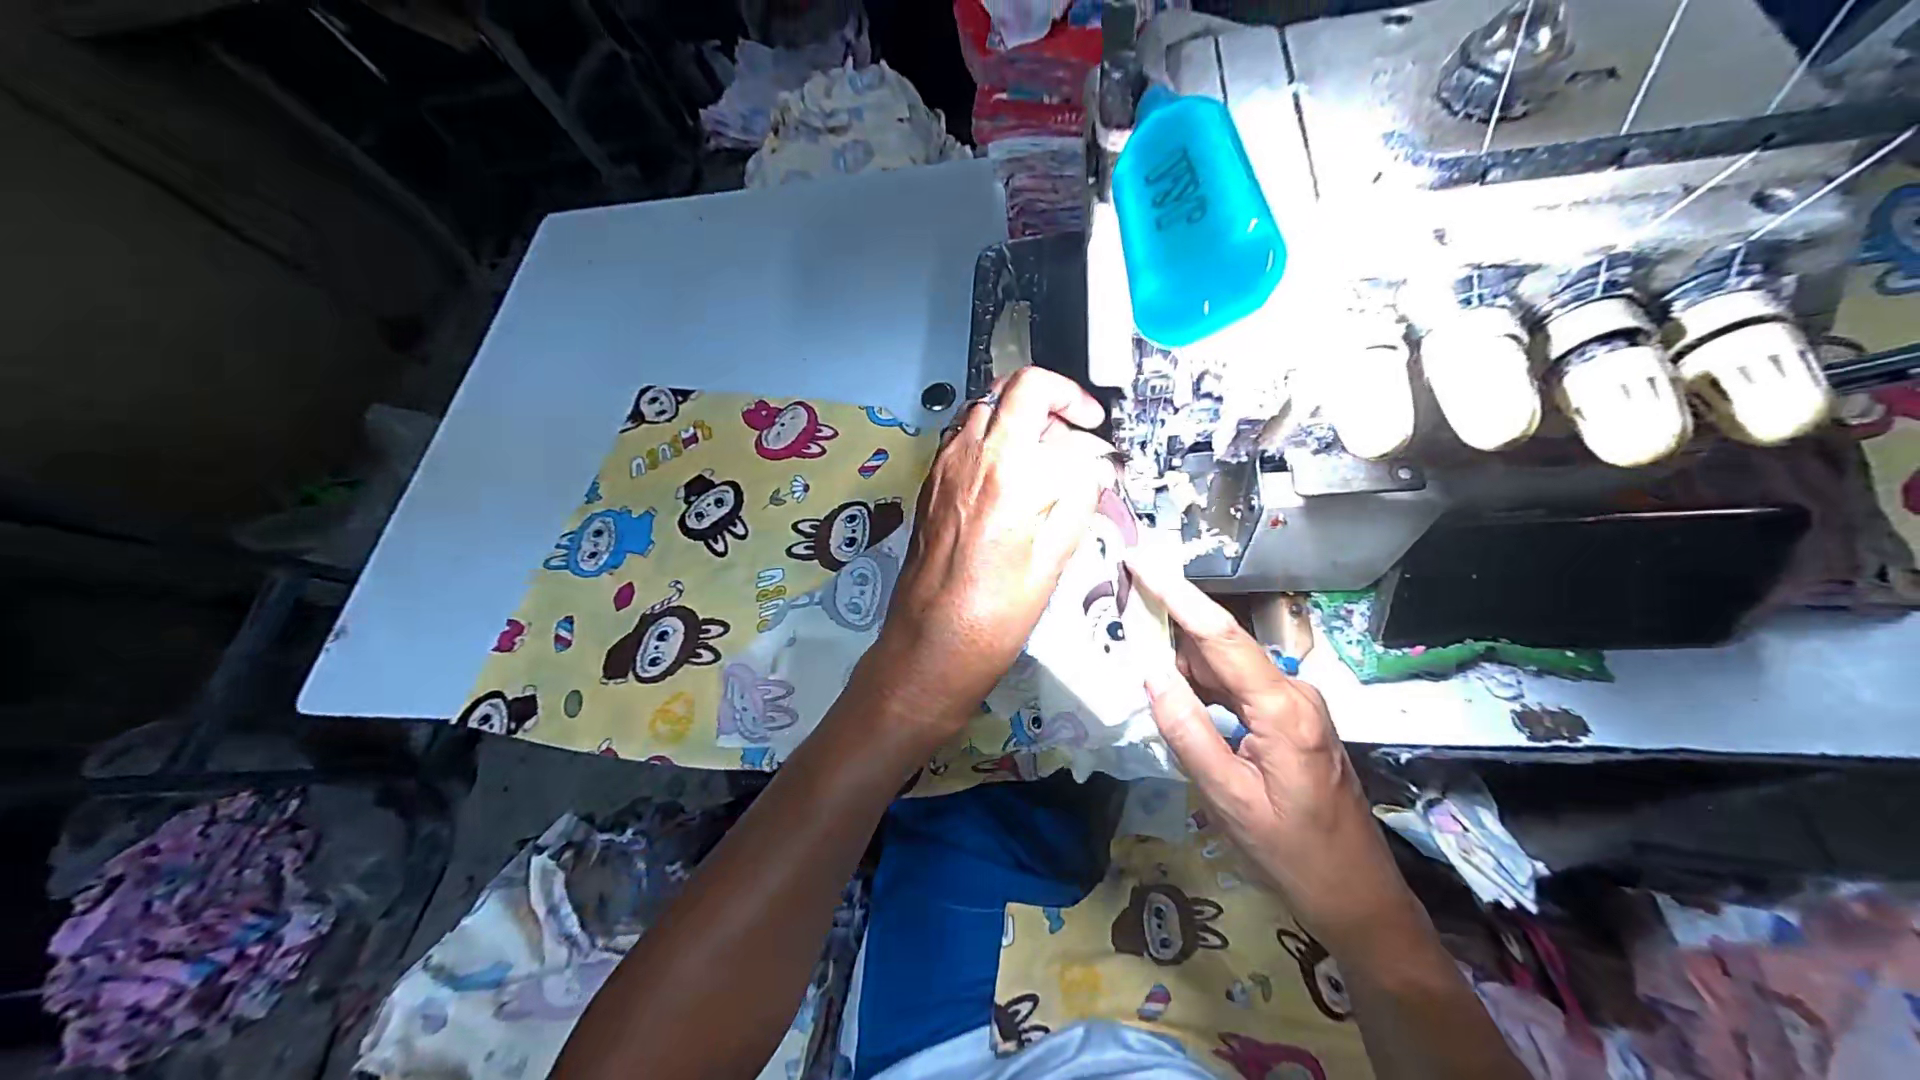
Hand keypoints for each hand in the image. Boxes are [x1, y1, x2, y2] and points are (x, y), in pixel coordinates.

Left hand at [862, 368, 1114, 746]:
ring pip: (984, 406)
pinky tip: (1010, 473)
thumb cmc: (993, 616)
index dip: (1080, 407)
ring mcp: (944, 467)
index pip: (1044, 398)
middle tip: (1074, 429)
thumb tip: (1093, 467)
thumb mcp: (1053, 560)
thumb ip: (1078, 499)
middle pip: (1012, 387)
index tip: (1095, 429)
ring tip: (1044, 452)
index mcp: (1007, 472)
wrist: (930, 644)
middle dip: (1051, 398)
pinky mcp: (930, 484)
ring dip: (1019, 414)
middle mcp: (969, 457)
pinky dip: (992, 437)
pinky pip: (963, 436)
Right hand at [1126, 556, 1411, 944]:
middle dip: (1170, 626)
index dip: (1177, 594)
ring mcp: (1295, 706)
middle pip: (1221, 647)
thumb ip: (1187, 732)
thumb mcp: (1228, 798)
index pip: (1221, 636)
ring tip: (1136, 654)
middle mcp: (1293, 694)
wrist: (1358, 896)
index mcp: (1283, 709)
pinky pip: (1237, 690)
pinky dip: (1202, 687)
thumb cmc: (1293, 854)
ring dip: (1182, 662)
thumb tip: (1151, 676)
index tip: (1142, 561)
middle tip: (1122, 609)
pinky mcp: (1290, 721)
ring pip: (1227, 670)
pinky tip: (1172, 692)